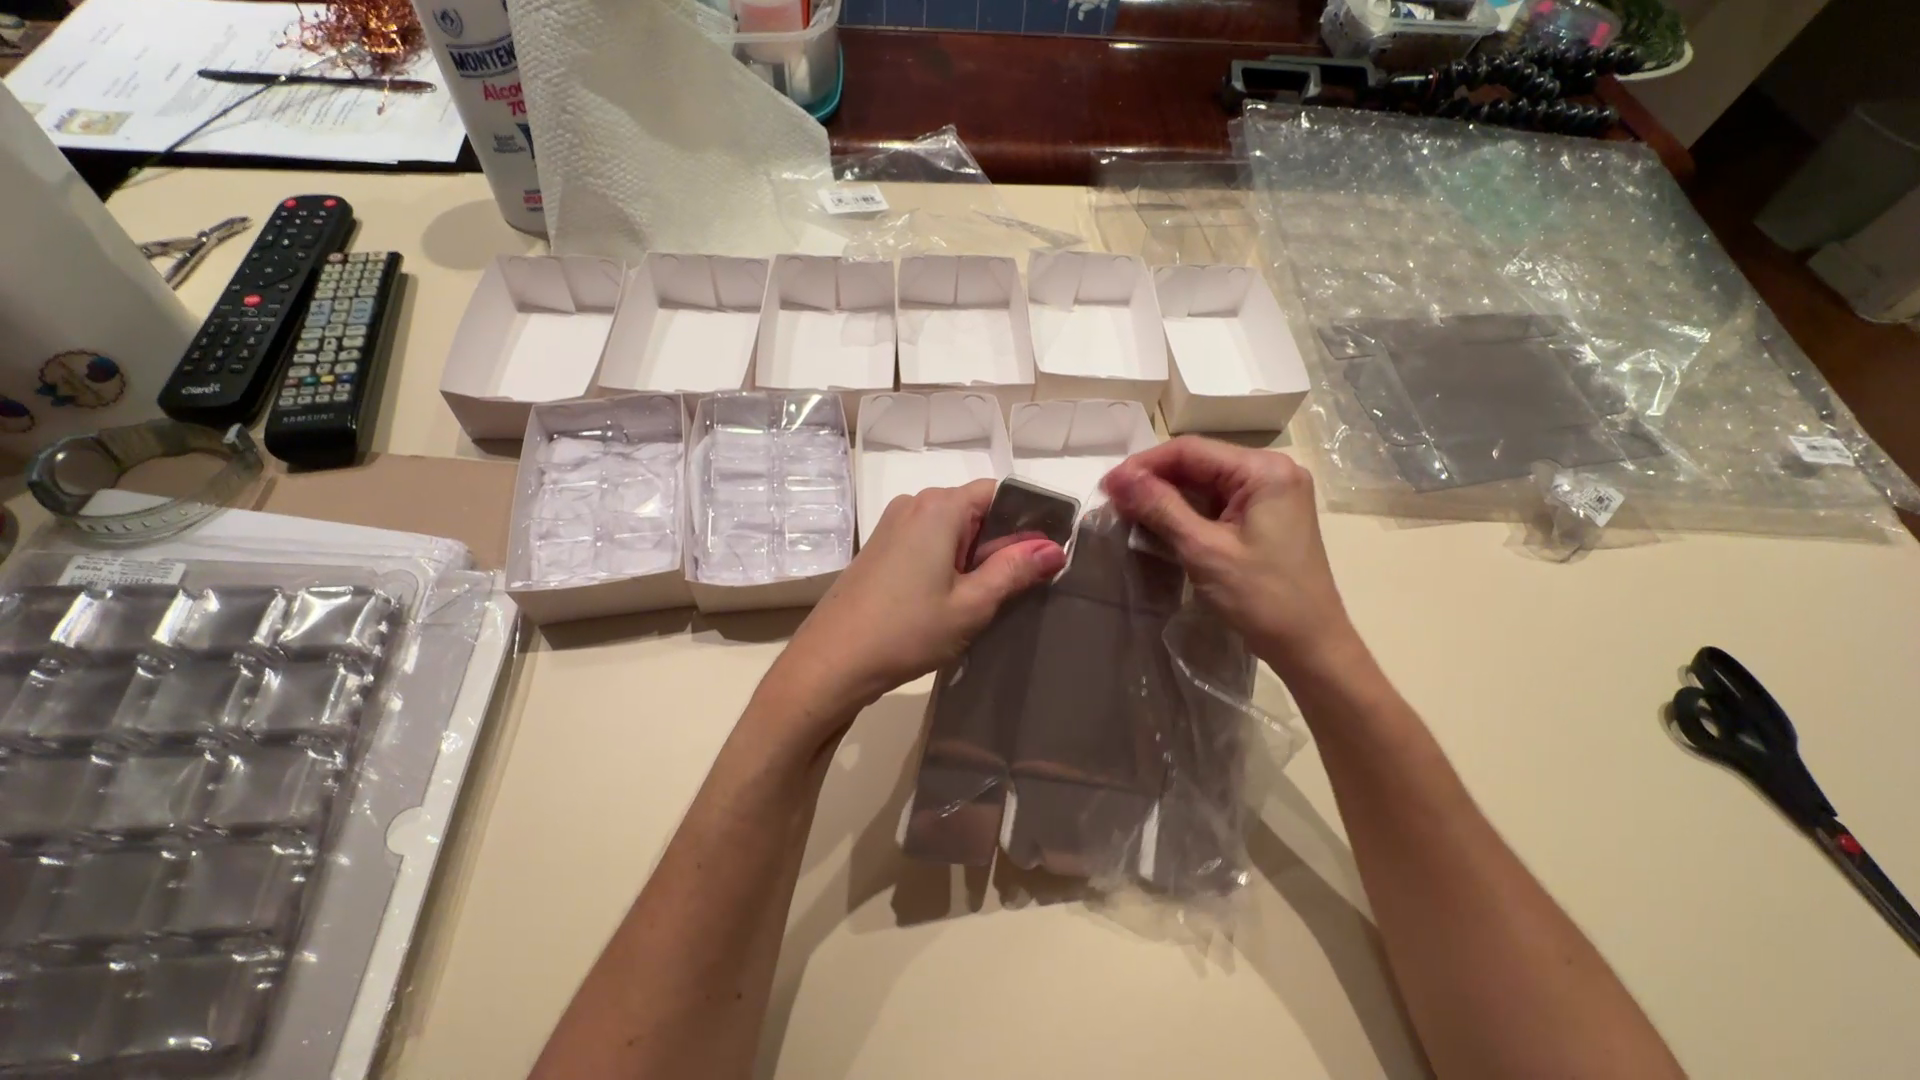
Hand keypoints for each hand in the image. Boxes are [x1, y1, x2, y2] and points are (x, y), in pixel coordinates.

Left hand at [763, 479, 1065, 740]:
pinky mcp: (880, 549)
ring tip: (992, 597)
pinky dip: (951, 562)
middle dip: (1004, 541)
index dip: (1030, 517)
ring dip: (977, 556)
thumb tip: (1054, 548)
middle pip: (976, 509)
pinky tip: (956, 598)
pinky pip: (929, 543)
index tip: (1052, 550)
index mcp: (939, 507)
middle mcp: (914, 504)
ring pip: (953, 529)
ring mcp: (892, 526)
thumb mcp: (971, 604)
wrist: (831, 662)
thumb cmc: (907, 631)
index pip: (1000, 492)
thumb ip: (1014, 570)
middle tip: (1027, 583)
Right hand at [1102, 437, 1357, 679]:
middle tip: (1113, 501)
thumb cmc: (1262, 597)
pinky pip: (1219, 502)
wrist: (1310, 645)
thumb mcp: (1204, 550)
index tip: (1107, 486)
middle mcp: (1272, 471)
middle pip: (1199, 462)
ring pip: (1206, 482)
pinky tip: (1159, 524)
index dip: (1144, 465)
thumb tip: (1117, 478)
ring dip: (1167, 496)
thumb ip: (1160, 507)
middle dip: (1154, 480)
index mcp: (1264, 470)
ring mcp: (1272, 494)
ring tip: (1128, 512)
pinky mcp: (1267, 516)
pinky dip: (1188, 511)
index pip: (1191, 450)